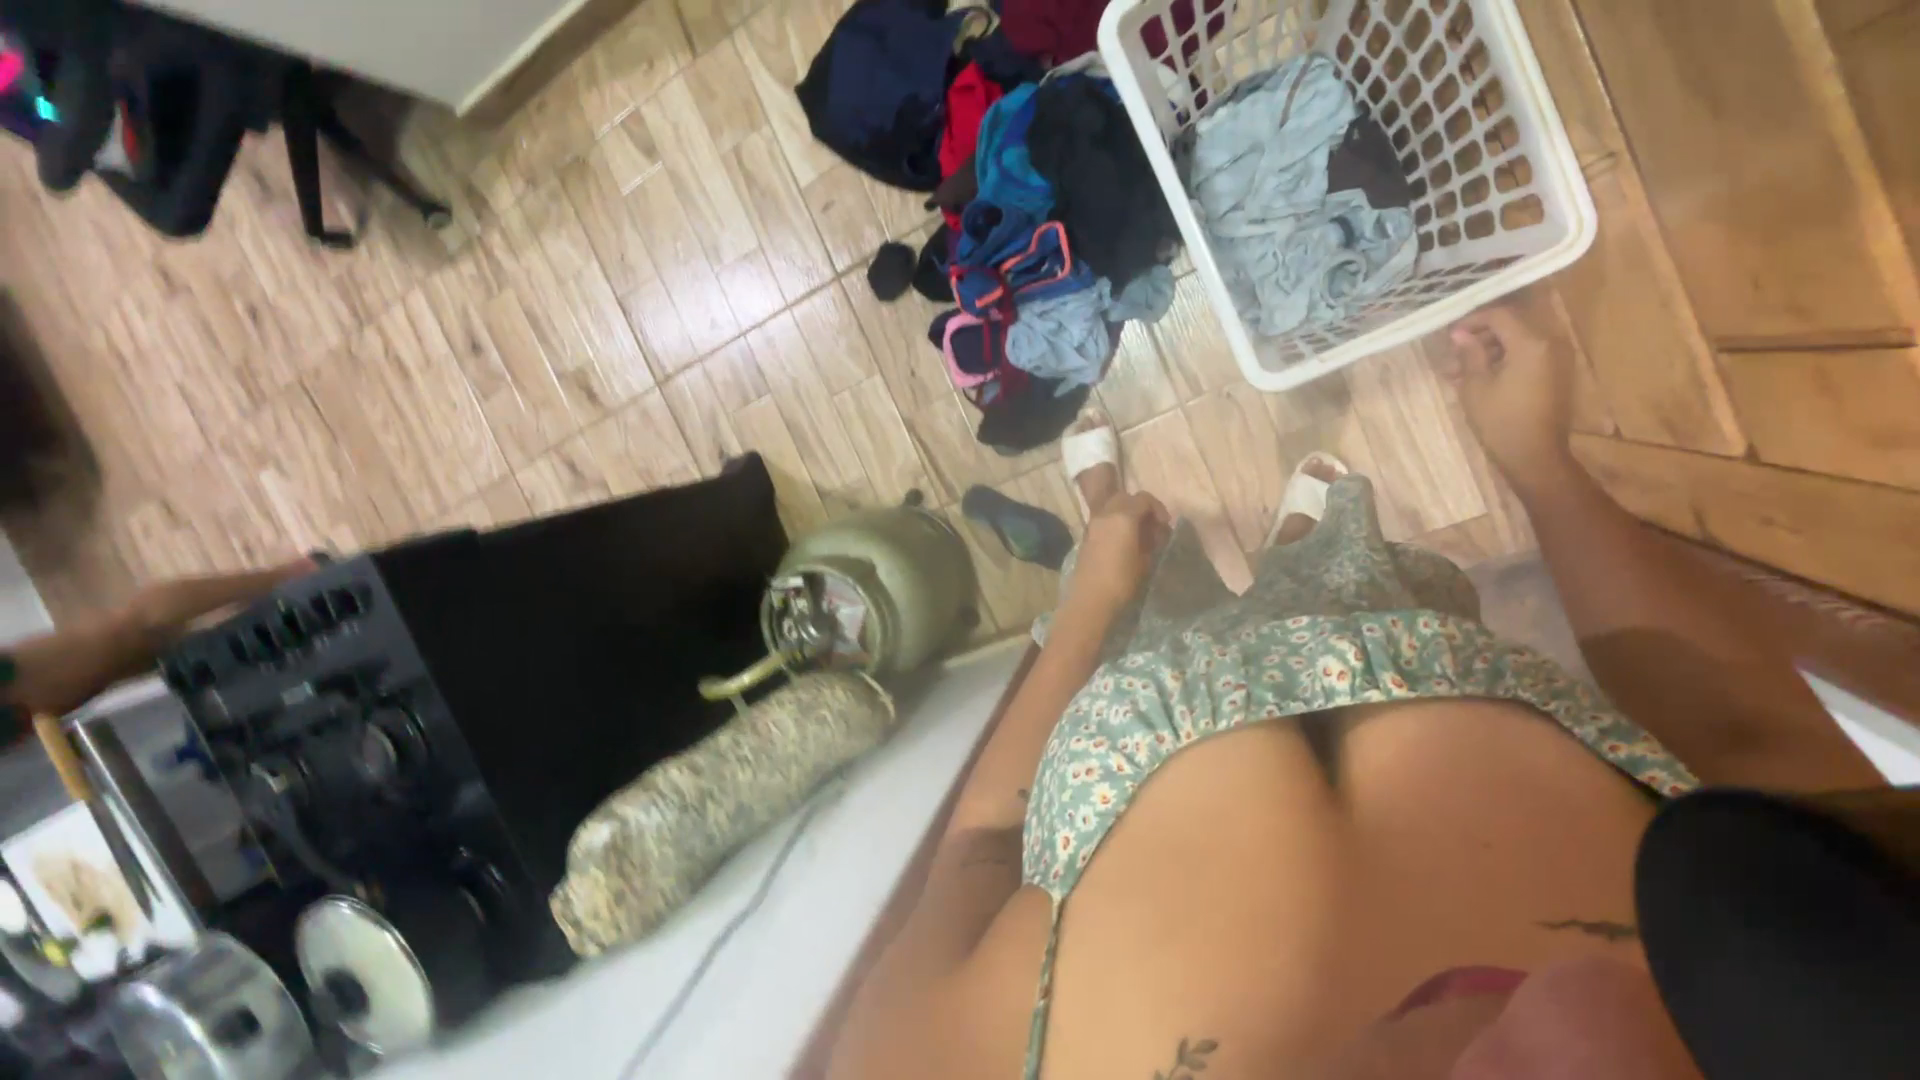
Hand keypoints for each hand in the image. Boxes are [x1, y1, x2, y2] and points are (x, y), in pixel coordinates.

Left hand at [1064, 491, 1173, 622]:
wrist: (1091, 598)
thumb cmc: (1122, 580)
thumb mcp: (1145, 560)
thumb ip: (1151, 540)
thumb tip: (1153, 534)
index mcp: (1123, 516)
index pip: (1143, 499)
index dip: (1158, 509)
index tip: (1165, 525)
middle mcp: (1105, 514)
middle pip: (1125, 498)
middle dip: (1140, 508)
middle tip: (1151, 527)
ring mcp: (1093, 524)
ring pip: (1112, 507)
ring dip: (1126, 515)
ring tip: (1138, 536)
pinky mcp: (1086, 536)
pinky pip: (1104, 520)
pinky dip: (1115, 523)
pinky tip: (1123, 543)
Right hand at [1432, 298, 1577, 494]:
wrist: (1534, 455)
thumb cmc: (1500, 420)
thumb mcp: (1476, 386)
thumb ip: (1470, 354)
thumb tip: (1459, 334)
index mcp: (1531, 343)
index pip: (1500, 315)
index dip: (1473, 320)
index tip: (1450, 335)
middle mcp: (1549, 344)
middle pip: (1511, 326)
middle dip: (1480, 337)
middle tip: (1453, 355)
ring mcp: (1556, 359)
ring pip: (1518, 342)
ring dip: (1489, 352)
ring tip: (1461, 372)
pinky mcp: (1555, 375)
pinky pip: (1527, 357)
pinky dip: (1504, 361)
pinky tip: (1481, 379)